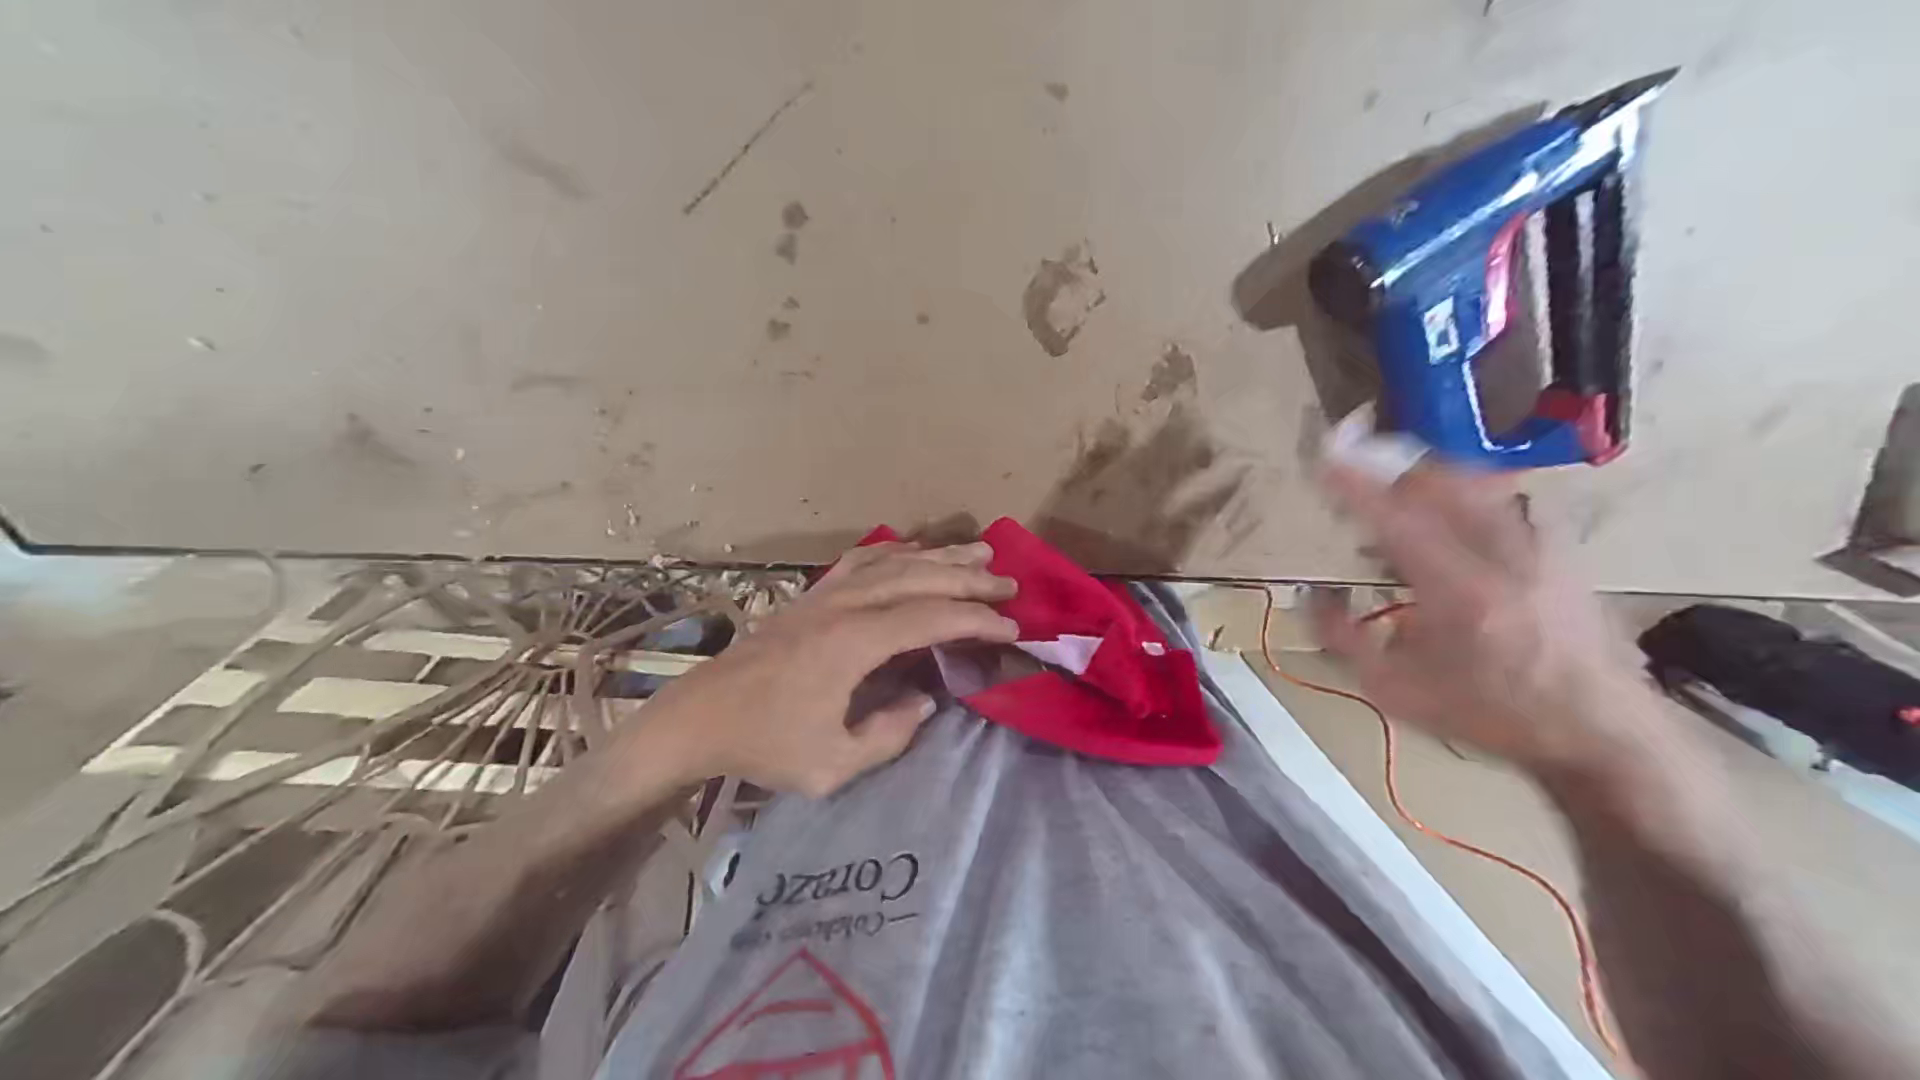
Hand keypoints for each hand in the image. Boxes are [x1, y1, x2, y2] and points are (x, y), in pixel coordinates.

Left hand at [629, 541, 1018, 796]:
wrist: (700, 717)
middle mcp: (843, 608)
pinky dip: (895, 550)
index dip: (976, 620)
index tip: (1011, 628)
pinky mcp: (811, 596)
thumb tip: (925, 699)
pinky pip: (862, 561)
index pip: (930, 618)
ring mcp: (825, 595)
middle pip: (919, 579)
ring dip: (940, 555)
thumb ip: (889, 735)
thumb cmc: (764, 744)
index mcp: (852, 644)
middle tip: (1010, 582)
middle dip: (970, 578)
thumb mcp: (832, 765)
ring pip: (894, 562)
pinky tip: (914, 549)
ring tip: (979, 548)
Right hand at [1311, 463, 1661, 775]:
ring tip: (1395, 494)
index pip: (1398, 520)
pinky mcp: (1560, 548)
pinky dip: (1463, 494)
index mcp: (1461, 593)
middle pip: (1443, 481)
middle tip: (1356, 473)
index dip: (1355, 487)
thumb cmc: (1489, 713)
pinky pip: (1502, 499)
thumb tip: (1310, 595)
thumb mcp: (1395, 689)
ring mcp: (1541, 547)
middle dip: (1391, 469)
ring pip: (1476, 482)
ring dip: (1426, 478)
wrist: (1600, 729)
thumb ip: (1342, 638)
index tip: (1324, 462)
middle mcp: (1506, 557)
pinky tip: (1447, 517)